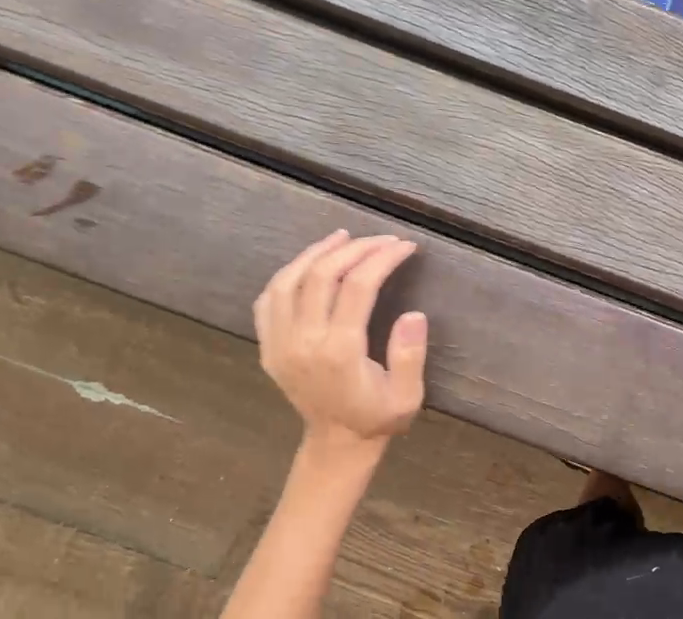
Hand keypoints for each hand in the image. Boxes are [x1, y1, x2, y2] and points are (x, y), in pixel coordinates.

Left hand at [253, 231, 428, 454]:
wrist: (336, 445)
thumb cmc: (377, 417)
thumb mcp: (407, 396)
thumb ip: (410, 356)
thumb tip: (414, 314)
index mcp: (339, 352)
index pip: (358, 285)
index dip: (383, 257)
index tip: (406, 246)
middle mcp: (303, 343)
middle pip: (321, 274)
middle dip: (356, 247)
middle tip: (384, 239)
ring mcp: (279, 344)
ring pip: (288, 280)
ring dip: (317, 252)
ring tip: (344, 237)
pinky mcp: (269, 347)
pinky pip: (268, 300)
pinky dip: (288, 273)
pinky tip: (310, 264)